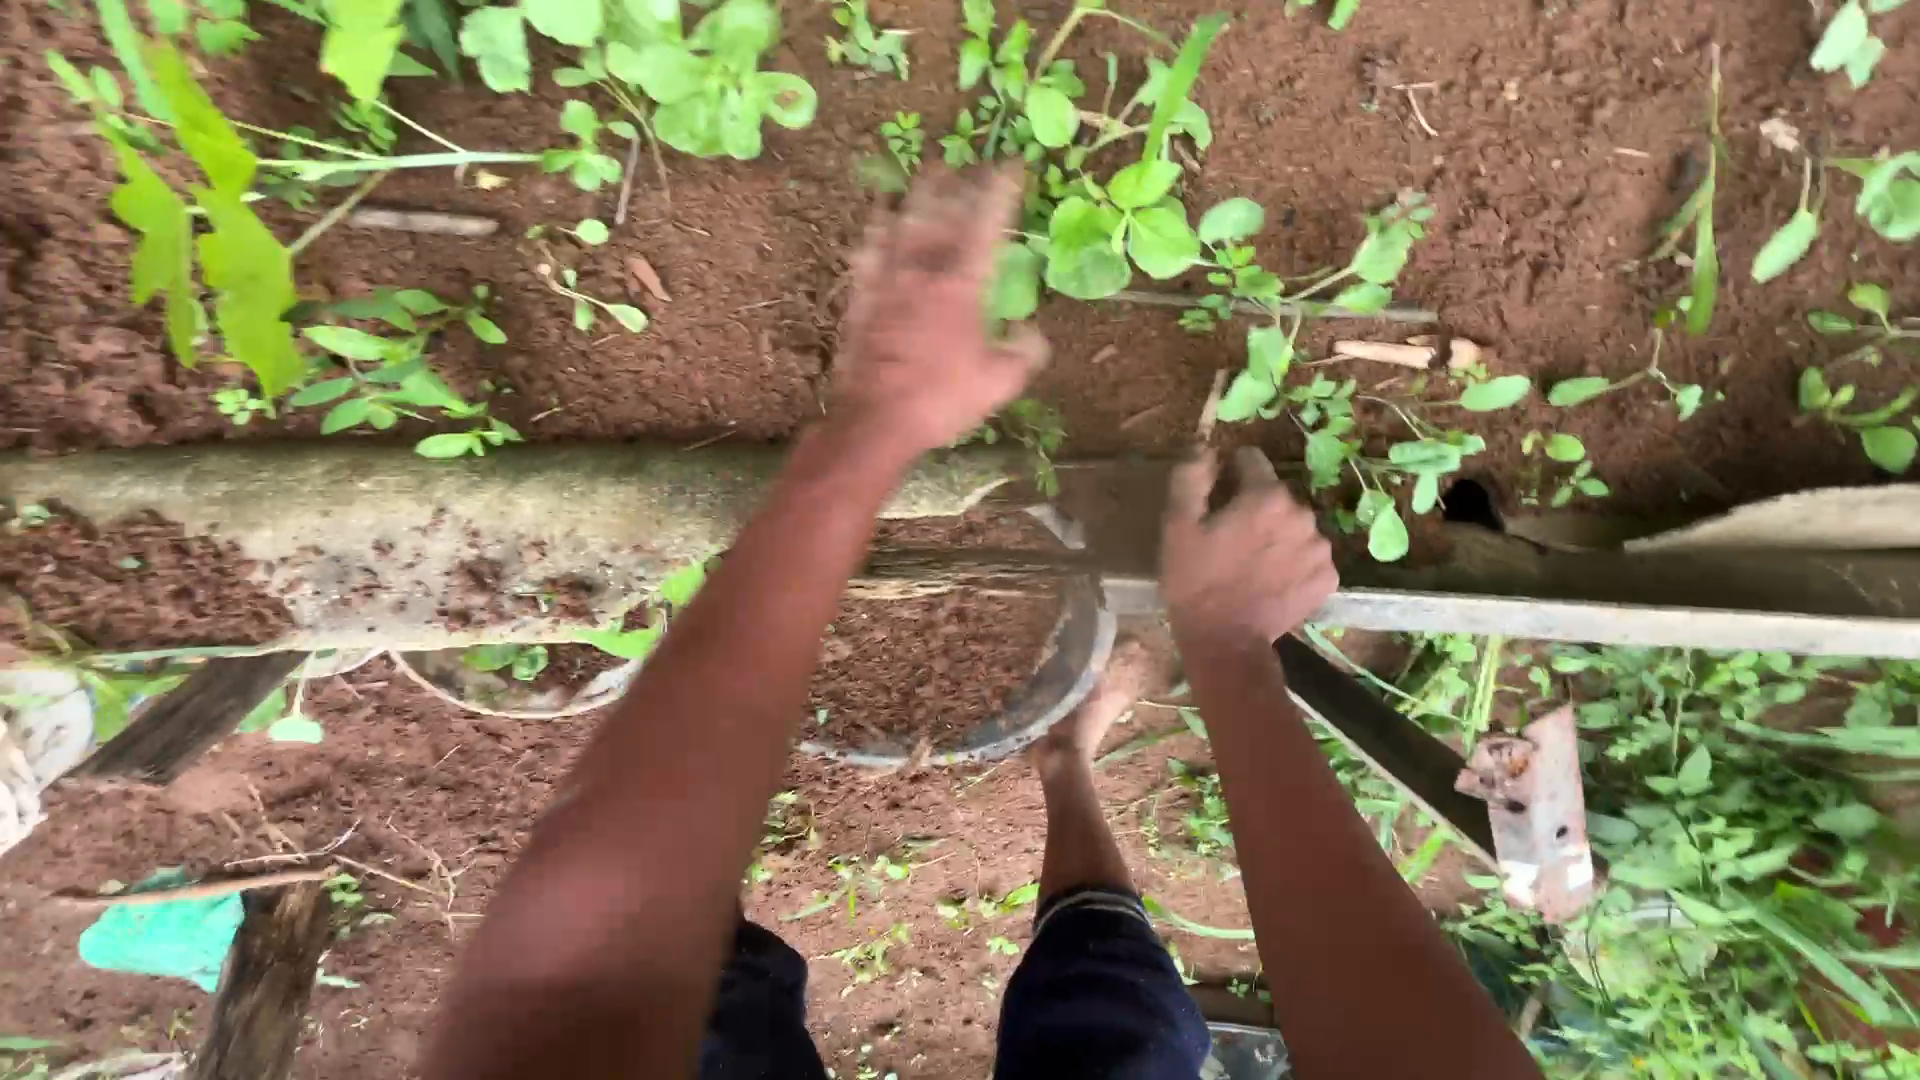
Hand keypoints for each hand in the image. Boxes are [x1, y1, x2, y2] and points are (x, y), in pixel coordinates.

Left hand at [829, 165, 1047, 459]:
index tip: (1011, 165)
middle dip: (957, 184)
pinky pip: (868, 254)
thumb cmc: (942, 400)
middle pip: (940, 214)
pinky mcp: (862, 300)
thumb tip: (1031, 332)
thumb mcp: (999, 382)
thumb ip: (1023, 352)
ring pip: (902, 225)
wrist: (877, 418)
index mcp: (962, 287)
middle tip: (967, 162)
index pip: (986, 225)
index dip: (1001, 192)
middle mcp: (923, 273)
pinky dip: (875, 231)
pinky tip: (875, 218)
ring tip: (925, 172)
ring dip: (916, 195)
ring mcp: (888, 283)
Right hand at [1160, 448, 1338, 648]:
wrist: (1225, 641)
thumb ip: (1190, 476)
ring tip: (1249, 562)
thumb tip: (1206, 447)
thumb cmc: (1195, 581)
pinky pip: (1307, 556)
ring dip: (1275, 534)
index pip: (1251, 460)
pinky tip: (1269, 580)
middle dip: (1254, 507)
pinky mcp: (1328, 578)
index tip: (1214, 498)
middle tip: (1228, 538)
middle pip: (1274, 495)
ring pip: (1293, 526)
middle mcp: (1303, 515)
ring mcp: (1321, 549)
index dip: (1229, 473)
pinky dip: (1291, 562)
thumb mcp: (1177, 525)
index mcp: (1267, 497)